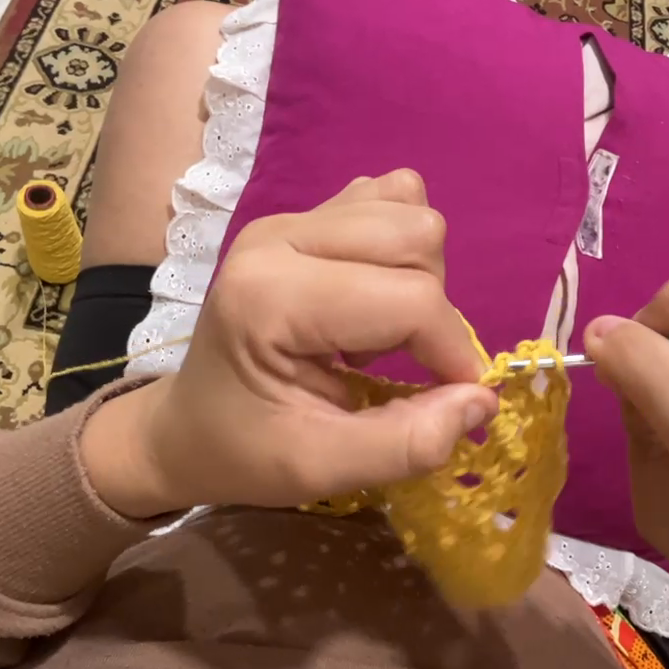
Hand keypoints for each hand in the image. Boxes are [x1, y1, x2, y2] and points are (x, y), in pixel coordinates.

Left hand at [84, 170, 498, 518]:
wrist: (184, 425)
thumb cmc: (241, 451)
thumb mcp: (319, 469)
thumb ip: (407, 443)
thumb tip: (484, 400)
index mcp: (270, 297)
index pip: (406, 298)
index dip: (451, 351)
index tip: (455, 399)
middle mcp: (278, 236)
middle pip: (416, 235)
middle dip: (434, 309)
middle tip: (402, 362)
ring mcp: (288, 218)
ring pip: (409, 209)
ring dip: (420, 274)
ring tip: (379, 329)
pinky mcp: (300, 215)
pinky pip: (385, 199)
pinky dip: (400, 247)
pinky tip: (370, 295)